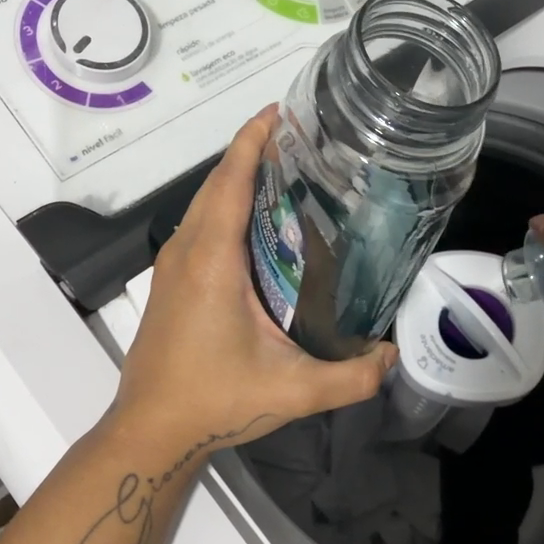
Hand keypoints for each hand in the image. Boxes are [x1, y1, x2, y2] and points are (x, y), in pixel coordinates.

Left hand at [109, 107, 397, 456]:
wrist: (150, 432)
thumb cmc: (214, 401)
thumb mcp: (294, 391)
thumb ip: (352, 377)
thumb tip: (393, 356)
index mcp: (212, 261)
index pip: (229, 181)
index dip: (253, 141)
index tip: (281, 112)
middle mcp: (187, 253)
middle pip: (217, 185)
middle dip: (253, 154)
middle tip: (301, 142)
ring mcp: (172, 268)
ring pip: (205, 206)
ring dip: (238, 182)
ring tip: (287, 175)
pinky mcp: (170, 284)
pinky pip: (201, 229)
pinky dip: (227, 209)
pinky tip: (259, 226)